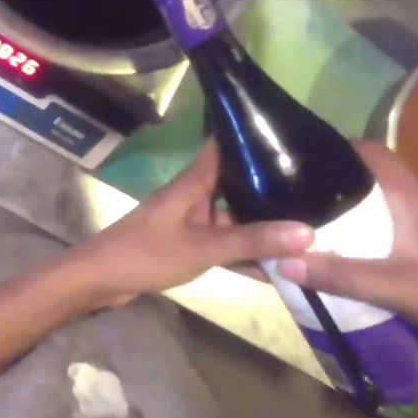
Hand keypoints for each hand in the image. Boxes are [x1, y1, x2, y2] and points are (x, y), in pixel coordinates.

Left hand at [66, 143, 312, 305]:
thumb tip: (308, 232)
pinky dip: (243, 251)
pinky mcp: (187, 244)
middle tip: (317, 191)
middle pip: (237, 184)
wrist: (100, 280)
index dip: (254, 138)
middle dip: (270, 188)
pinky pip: (223, 243)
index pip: (226, 147)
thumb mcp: (203, 248)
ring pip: (233, 217)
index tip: (294, 137)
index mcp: (194, 183)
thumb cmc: (146, 253)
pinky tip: (275, 266)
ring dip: (260, 225)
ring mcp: (190, 221)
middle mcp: (194, 196)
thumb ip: (251, 241)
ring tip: (308, 227)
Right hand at [275, 141, 417, 370]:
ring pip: (386, 205)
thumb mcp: (396, 290)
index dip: (336, 150)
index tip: (299, 163)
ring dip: (353, 213)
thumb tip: (282, 260)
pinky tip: (353, 258)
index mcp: (415, 198)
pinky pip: (398, 227)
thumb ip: (340, 275)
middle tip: (296, 204)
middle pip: (375, 179)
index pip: (372, 153)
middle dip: (335, 187)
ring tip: (314, 230)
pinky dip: (371, 234)